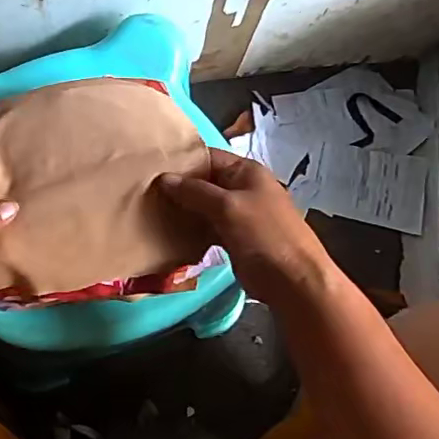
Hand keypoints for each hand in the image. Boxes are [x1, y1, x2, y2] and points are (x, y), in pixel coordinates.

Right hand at [157, 148, 340, 308]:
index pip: (207, 157)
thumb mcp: (227, 207)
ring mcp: (239, 215)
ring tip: (150, 210)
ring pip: (203, 206)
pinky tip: (168, 232)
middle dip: (177, 187)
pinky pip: (206, 227)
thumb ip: (194, 191)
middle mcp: (242, 189)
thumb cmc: (264, 236)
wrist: (293, 281)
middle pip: (204, 182)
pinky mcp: (234, 238)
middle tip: (145, 191)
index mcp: (246, 172)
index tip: (151, 168)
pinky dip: (190, 229)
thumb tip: (164, 178)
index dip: (181, 161)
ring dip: (182, 209)